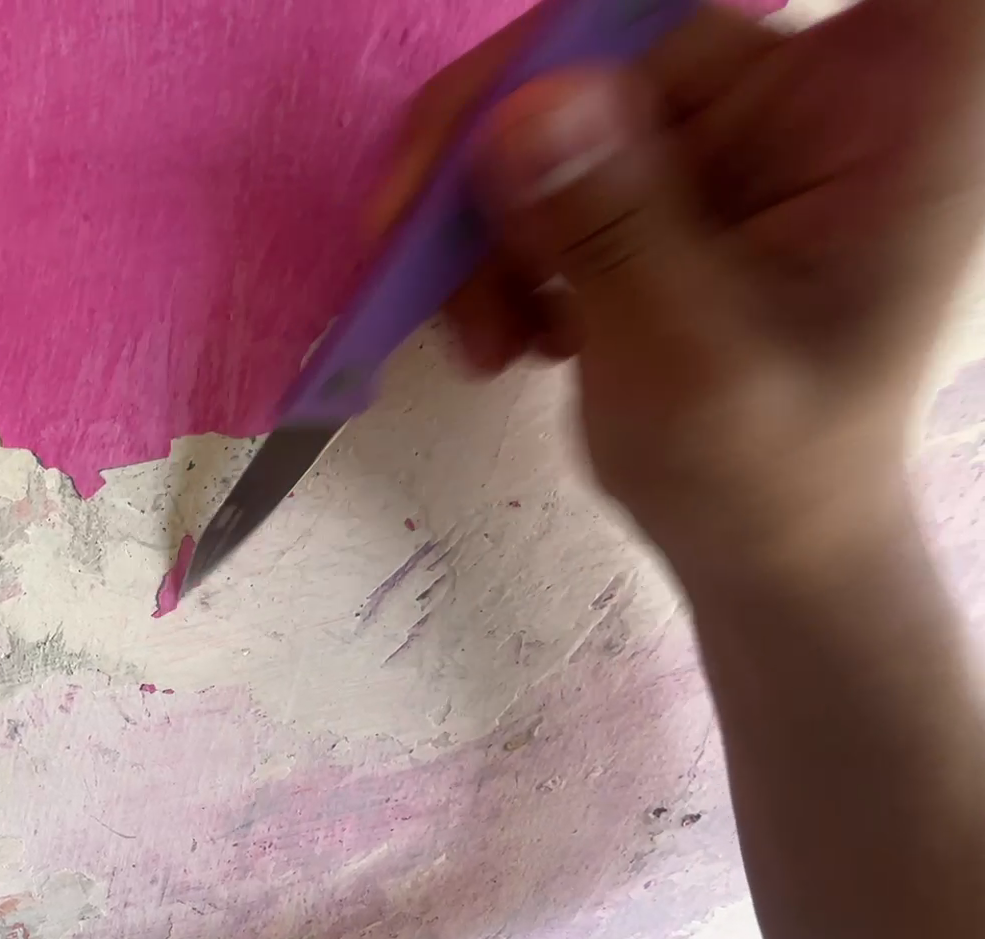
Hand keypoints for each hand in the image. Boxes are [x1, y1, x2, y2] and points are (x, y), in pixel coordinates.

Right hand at [371, 0, 984, 576]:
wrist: (752, 531)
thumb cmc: (753, 460)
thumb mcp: (681, 352)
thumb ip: (612, 231)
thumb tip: (522, 110)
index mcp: (876, 98)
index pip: (683, 12)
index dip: (558, 53)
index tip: (453, 150)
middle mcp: (797, 94)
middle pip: (592, 71)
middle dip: (488, 182)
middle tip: (419, 267)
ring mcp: (716, 147)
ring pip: (540, 142)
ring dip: (482, 247)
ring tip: (489, 345)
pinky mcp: (653, 194)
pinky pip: (534, 195)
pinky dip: (497, 267)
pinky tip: (514, 338)